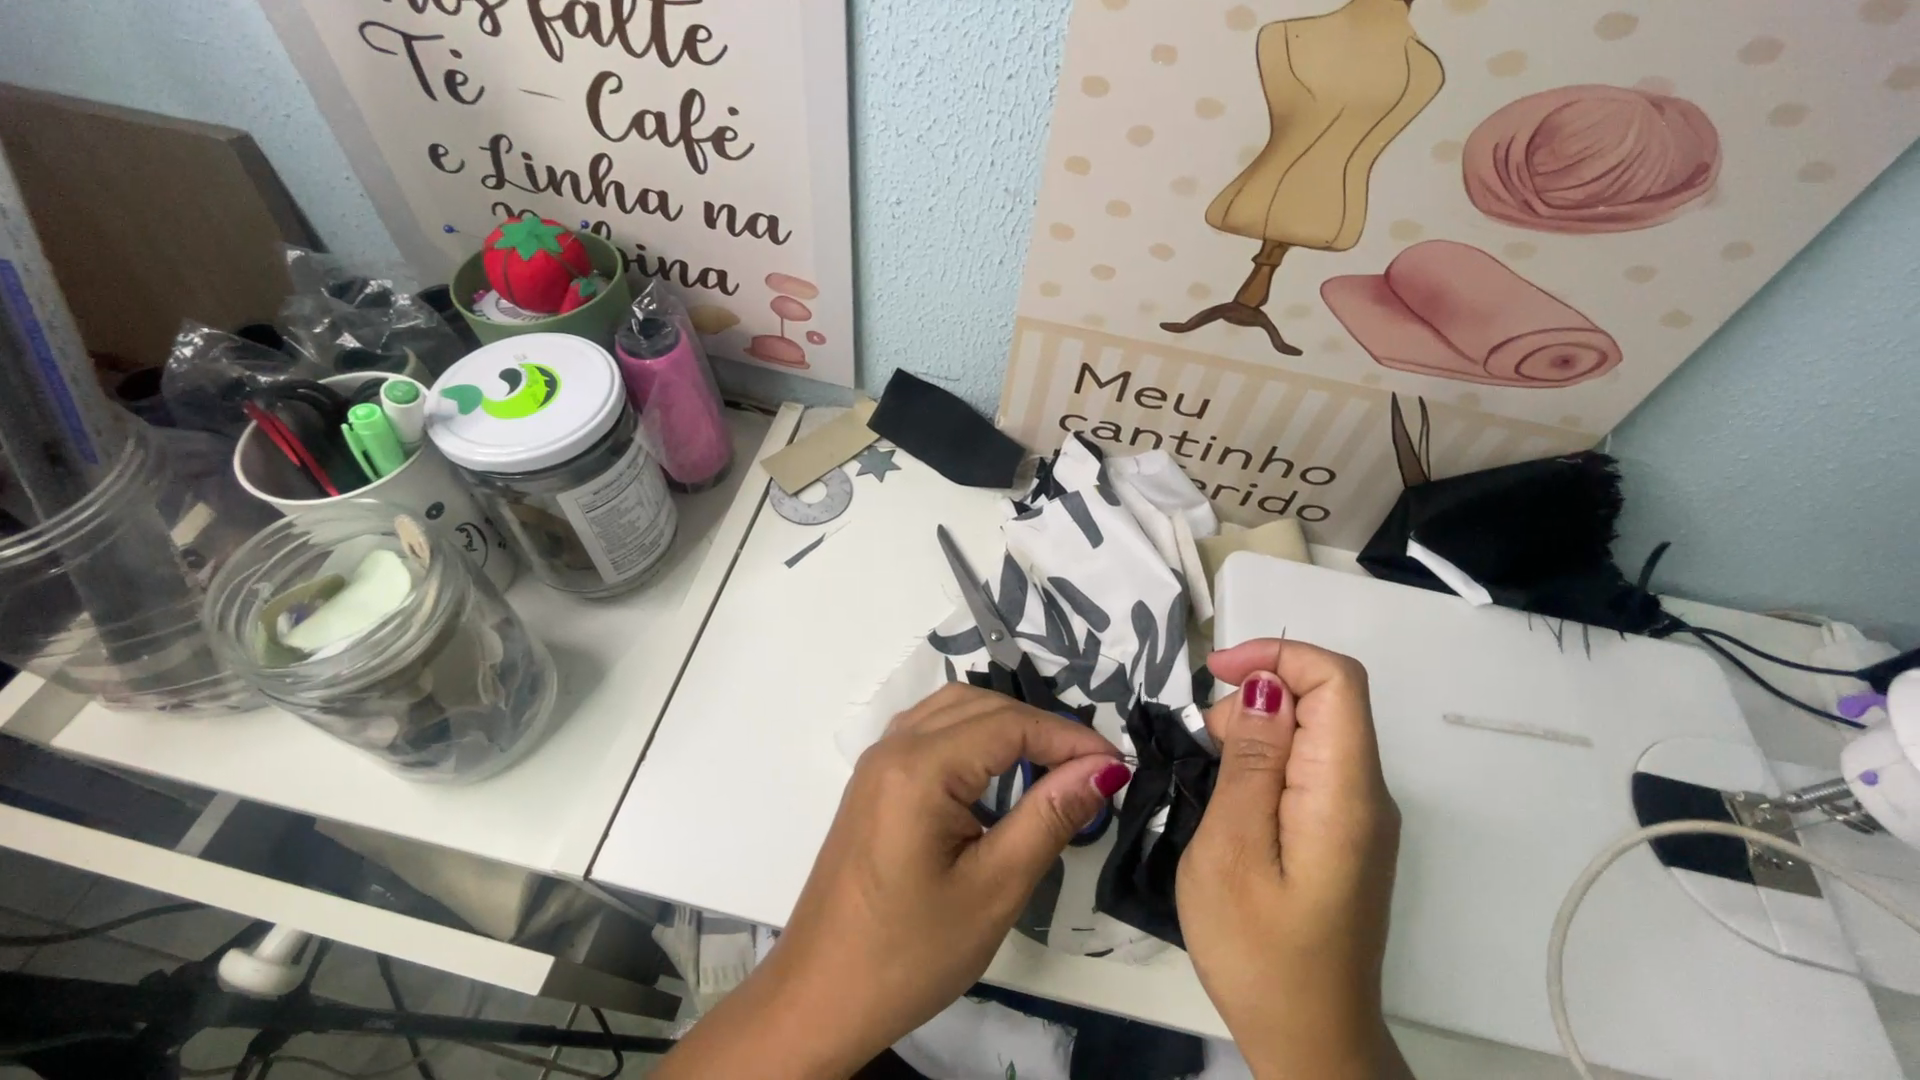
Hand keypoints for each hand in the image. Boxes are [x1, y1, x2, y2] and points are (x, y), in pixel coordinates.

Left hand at [656, 683, 1129, 1079]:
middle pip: (981, 706)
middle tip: (1091, 770)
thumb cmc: (910, 953)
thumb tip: (1104, 767)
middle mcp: (893, 747)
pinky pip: (930, 732)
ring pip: (954, 711)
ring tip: (1053, 767)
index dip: (1070, 738)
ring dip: (1006, 726)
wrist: (820, 997)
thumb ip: (1050, 816)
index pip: (1010, 724)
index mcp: (920, 767)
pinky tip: (997, 772)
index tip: (1118, 766)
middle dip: (1041, 728)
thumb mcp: (994, 889)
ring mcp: (876, 762)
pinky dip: (973, 736)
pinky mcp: (873, 782)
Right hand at [1178, 639, 1407, 1079]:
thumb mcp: (1232, 850)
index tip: (1214, 676)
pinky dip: (1264, 762)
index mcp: (1344, 792)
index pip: (1337, 680)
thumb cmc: (1258, 951)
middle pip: (1325, 701)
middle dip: (1258, 698)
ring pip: (1313, 733)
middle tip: (1204, 747)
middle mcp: (1366, 794)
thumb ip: (1252, 763)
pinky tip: (1231, 801)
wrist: (1308, 1039)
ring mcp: (1359, 817)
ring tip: (1211, 778)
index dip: (1277, 655)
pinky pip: (1308, 769)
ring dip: (1256, 731)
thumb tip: (1268, 690)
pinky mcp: (1342, 835)